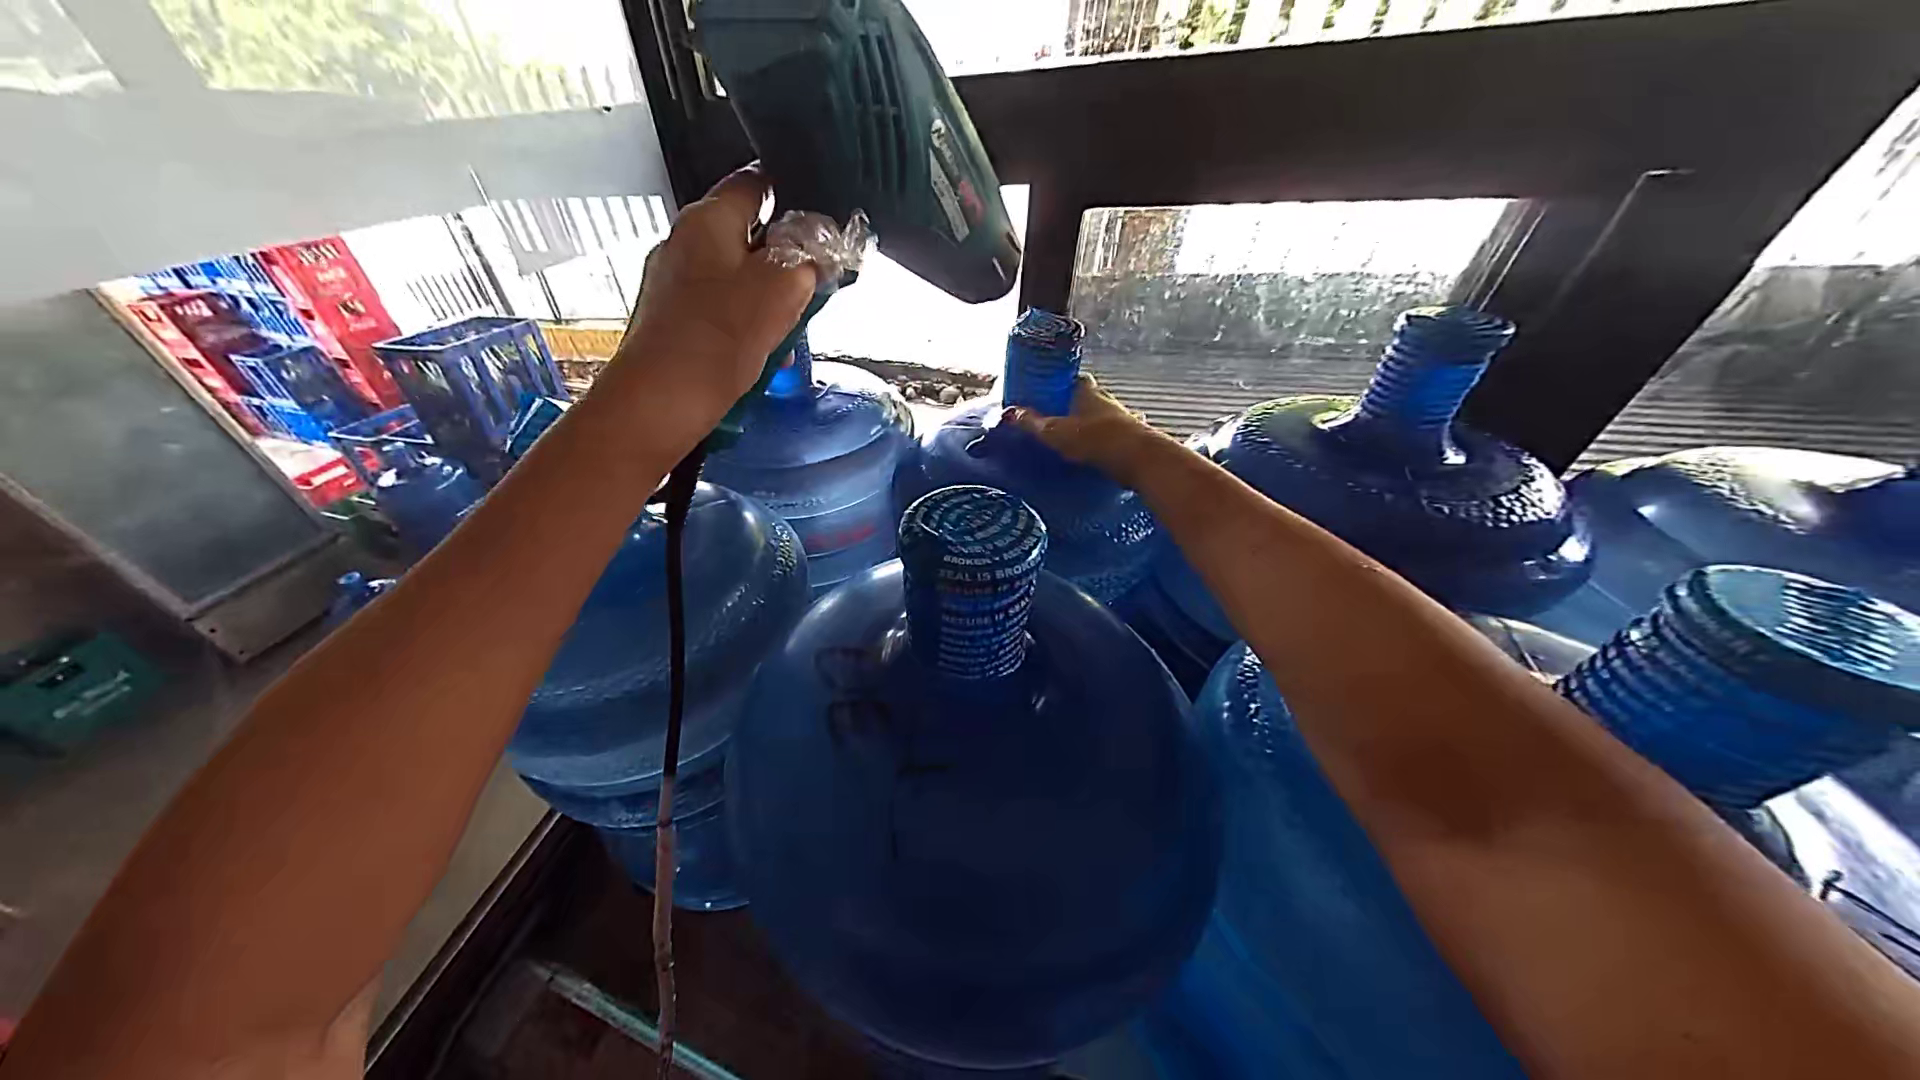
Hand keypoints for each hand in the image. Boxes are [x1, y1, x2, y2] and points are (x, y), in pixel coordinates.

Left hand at [609, 166, 817, 413]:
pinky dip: (745, 324)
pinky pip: (719, 310)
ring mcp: (672, 282)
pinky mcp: (671, 320)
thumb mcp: (783, 288)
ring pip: (735, 277)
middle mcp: (683, 242)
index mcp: (707, 219)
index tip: (821, 222)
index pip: (754, 182)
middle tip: (814, 287)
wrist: (663, 401)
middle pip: (748, 236)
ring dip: (768, 299)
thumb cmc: (720, 338)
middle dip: (785, 261)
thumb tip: (818, 250)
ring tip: (790, 330)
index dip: (792, 195)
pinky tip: (762, 352)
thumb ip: (808, 259)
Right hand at [1003, 374, 1182, 488]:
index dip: (1060, 384)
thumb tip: (1008, 412)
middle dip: (1073, 407)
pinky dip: (1103, 443)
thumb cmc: (1095, 439)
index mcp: (1087, 391)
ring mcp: (1122, 419)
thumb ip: (1031, 423)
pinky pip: (1112, 438)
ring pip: (1101, 418)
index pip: (1073, 379)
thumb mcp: (1055, 432)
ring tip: (1073, 440)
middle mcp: (1106, 400)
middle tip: (1055, 419)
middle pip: (1087, 399)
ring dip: (1090, 426)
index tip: (1048, 393)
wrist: (1138, 460)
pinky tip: (1095, 454)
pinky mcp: (1132, 440)